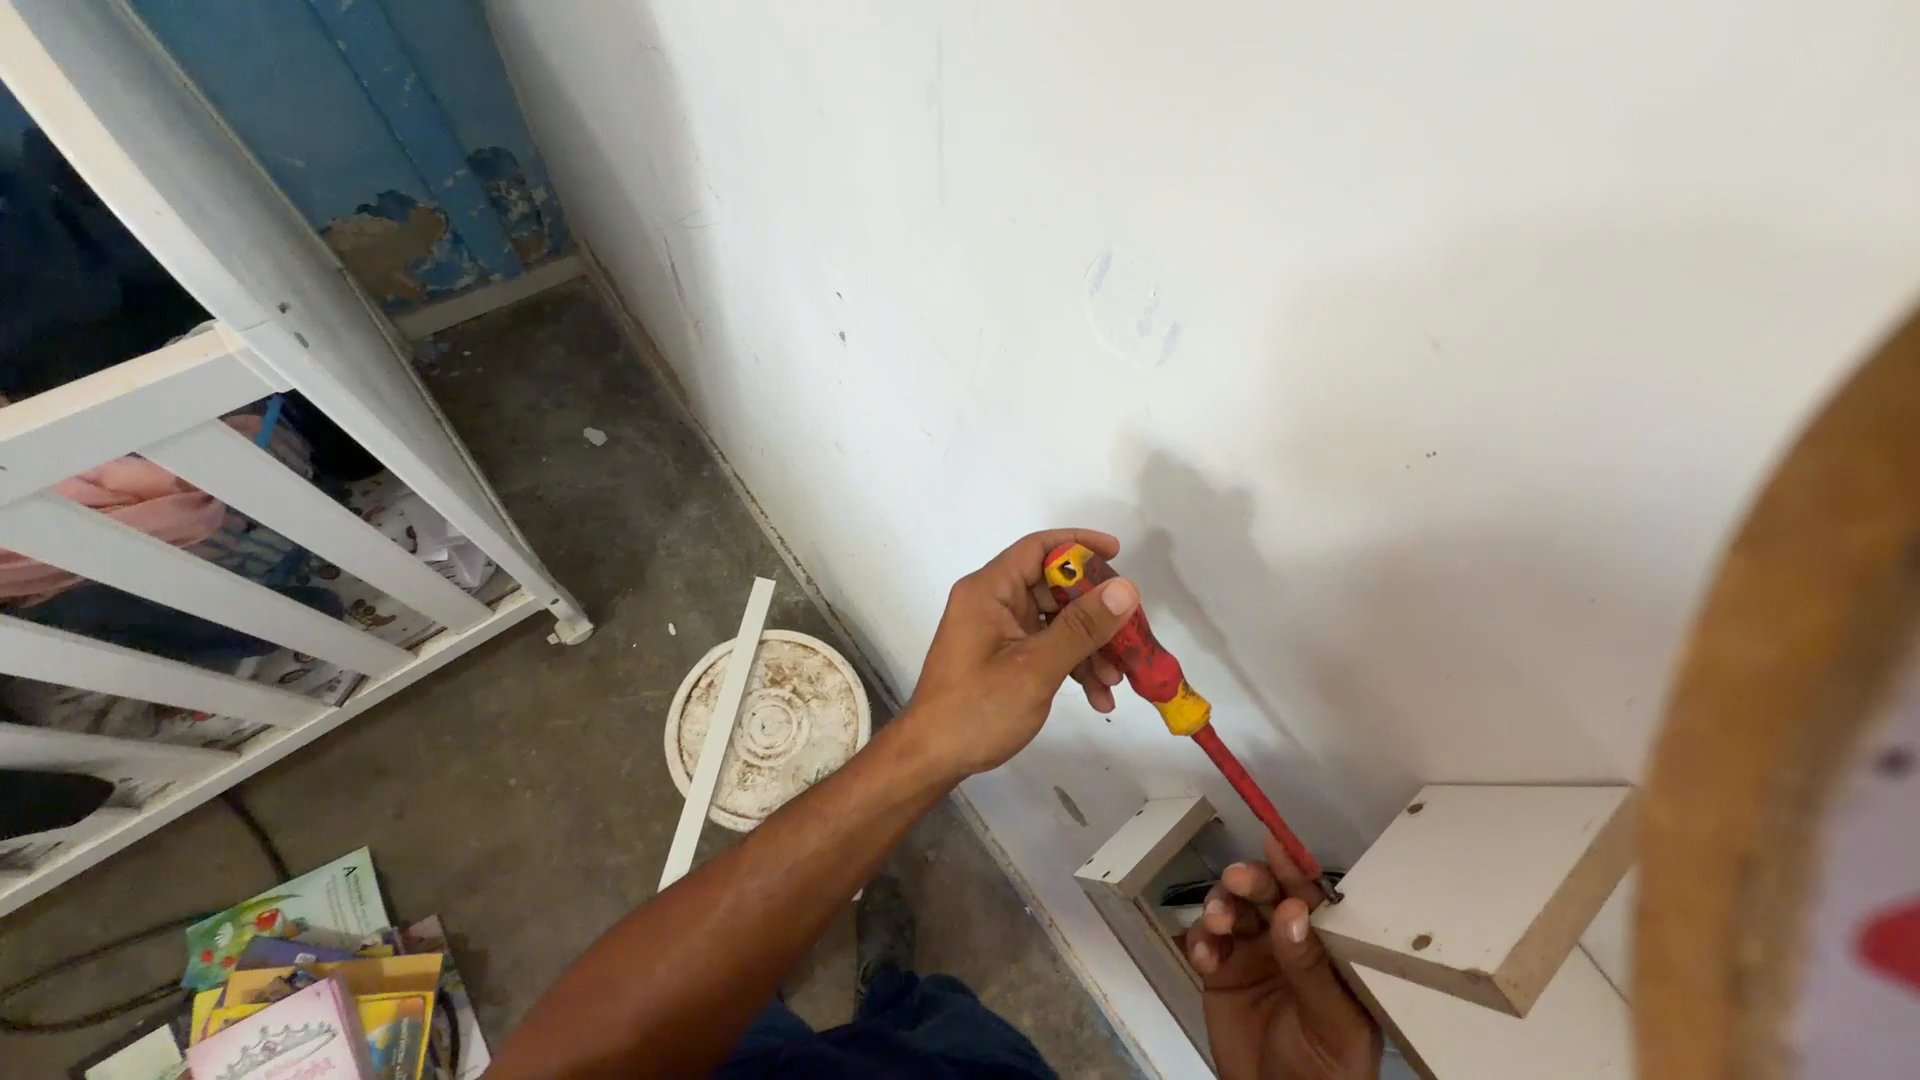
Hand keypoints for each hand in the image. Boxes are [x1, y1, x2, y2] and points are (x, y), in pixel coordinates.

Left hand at [901, 529, 1139, 776]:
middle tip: (1130, 632)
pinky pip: (1046, 647)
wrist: (931, 757)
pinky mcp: (1003, 656)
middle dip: (1095, 612)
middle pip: (1053, 587)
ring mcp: (997, 630)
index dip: (1079, 544)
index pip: (1038, 548)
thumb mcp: (1036, 668)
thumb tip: (1125, 589)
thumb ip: (1082, 627)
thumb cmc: (977, 709)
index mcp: (988, 590)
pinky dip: (1072, 665)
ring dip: (1089, 647)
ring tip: (1116, 679)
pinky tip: (1098, 696)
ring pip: (1055, 621)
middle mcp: (991, 602)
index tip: (1117, 554)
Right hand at [1186, 838, 1381, 1079]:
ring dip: (1221, 906)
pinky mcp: (1220, 970)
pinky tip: (1204, 957)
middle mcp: (1288, 944)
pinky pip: (1205, 941)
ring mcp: (1252, 955)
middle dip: (1249, 880)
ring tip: (1217, 923)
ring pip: (1232, 909)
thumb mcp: (1333, 1025)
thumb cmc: (1325, 1074)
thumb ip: (1312, 969)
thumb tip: (1293, 910)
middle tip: (1236, 881)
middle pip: (1266, 895)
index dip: (1294, 871)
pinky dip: (1201, 941)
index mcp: (1327, 951)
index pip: (1312, 901)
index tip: (1276, 845)